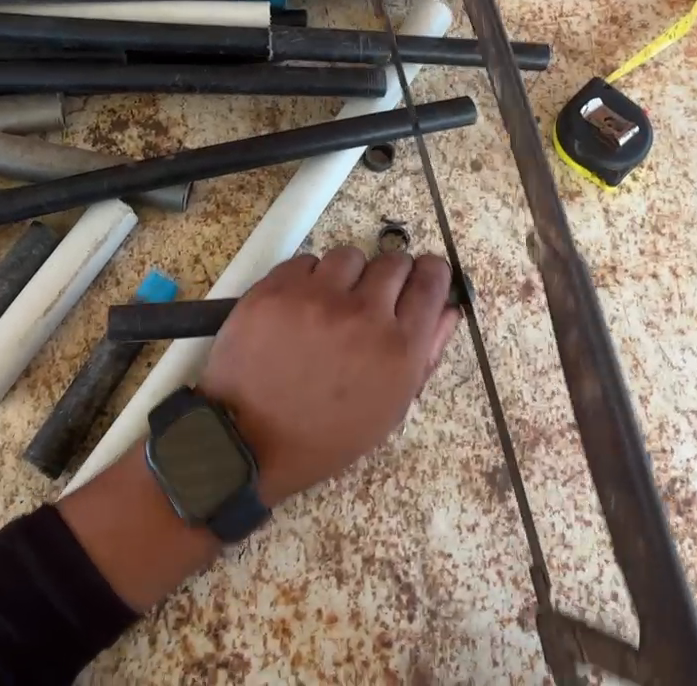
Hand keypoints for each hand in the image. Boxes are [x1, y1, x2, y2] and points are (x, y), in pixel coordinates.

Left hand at [198, 248, 460, 506]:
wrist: (248, 441)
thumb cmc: (326, 435)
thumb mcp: (389, 408)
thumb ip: (426, 353)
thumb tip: (449, 309)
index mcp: (400, 349)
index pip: (431, 280)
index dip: (429, 275)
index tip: (420, 278)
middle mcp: (363, 314)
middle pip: (393, 261)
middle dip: (389, 276)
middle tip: (372, 298)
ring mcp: (316, 297)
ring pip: (348, 256)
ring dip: (347, 275)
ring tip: (331, 304)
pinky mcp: (275, 288)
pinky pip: (305, 262)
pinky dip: (307, 280)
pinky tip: (299, 308)